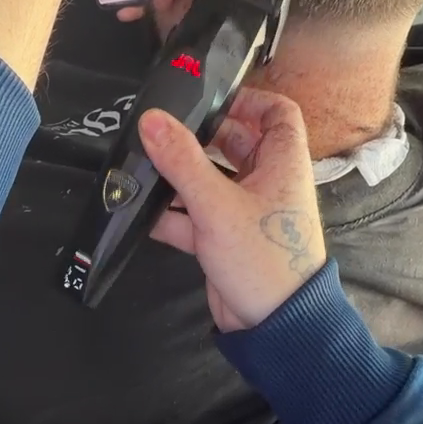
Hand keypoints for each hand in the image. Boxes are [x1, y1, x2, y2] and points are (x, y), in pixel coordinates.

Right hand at [144, 89, 325, 331]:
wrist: (272, 325)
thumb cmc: (261, 258)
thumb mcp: (217, 205)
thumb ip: (182, 161)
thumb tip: (151, 120)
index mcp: (282, 164)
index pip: (278, 114)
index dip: (249, 100)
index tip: (210, 98)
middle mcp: (266, 183)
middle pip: (234, 145)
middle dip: (199, 138)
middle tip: (162, 129)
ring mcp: (243, 213)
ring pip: (209, 181)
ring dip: (178, 176)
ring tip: (141, 166)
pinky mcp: (223, 240)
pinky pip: (194, 216)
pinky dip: (170, 214)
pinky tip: (139, 212)